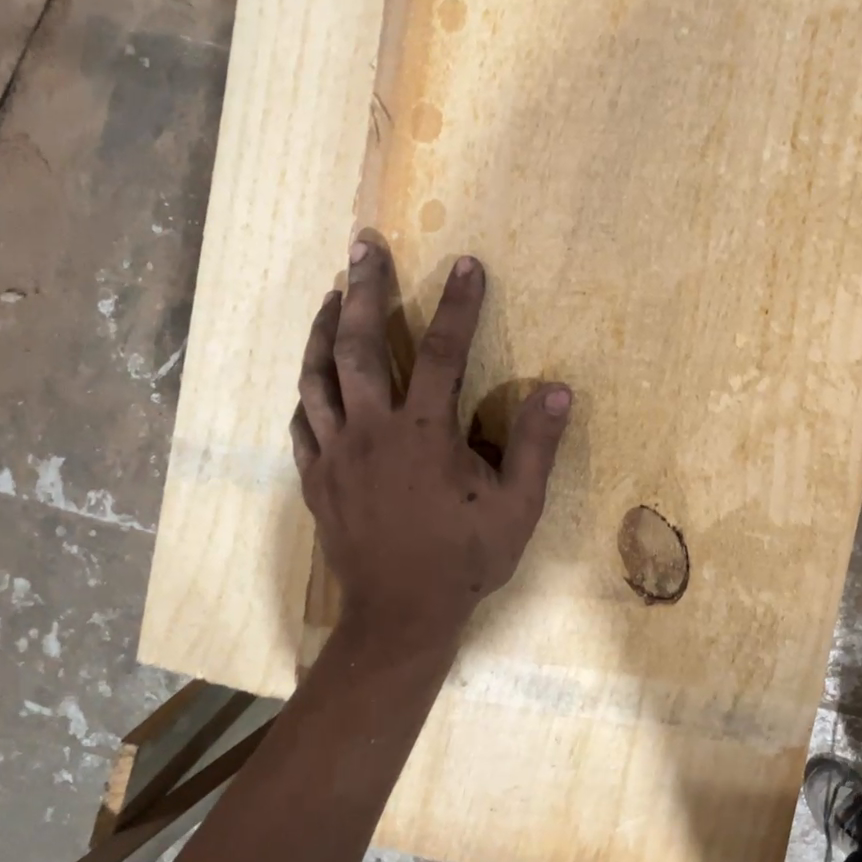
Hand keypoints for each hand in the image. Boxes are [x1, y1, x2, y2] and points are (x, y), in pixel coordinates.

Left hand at [290, 240, 571, 638]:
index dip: (459, 305)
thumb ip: (534, 445)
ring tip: (332, 291)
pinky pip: (303, 419)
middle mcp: (371, 432)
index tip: (467, 263)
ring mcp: (335, 453)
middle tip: (364, 245)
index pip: (443, 353)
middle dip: (365, 290)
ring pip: (317, 375)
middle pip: (360, 346)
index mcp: (423, 435)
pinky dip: (308, 386)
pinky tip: (314, 373)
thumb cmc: (464, 559)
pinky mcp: (315, 476)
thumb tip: (559, 390)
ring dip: (324, 327)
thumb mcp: (518, 507)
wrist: (398, 617)